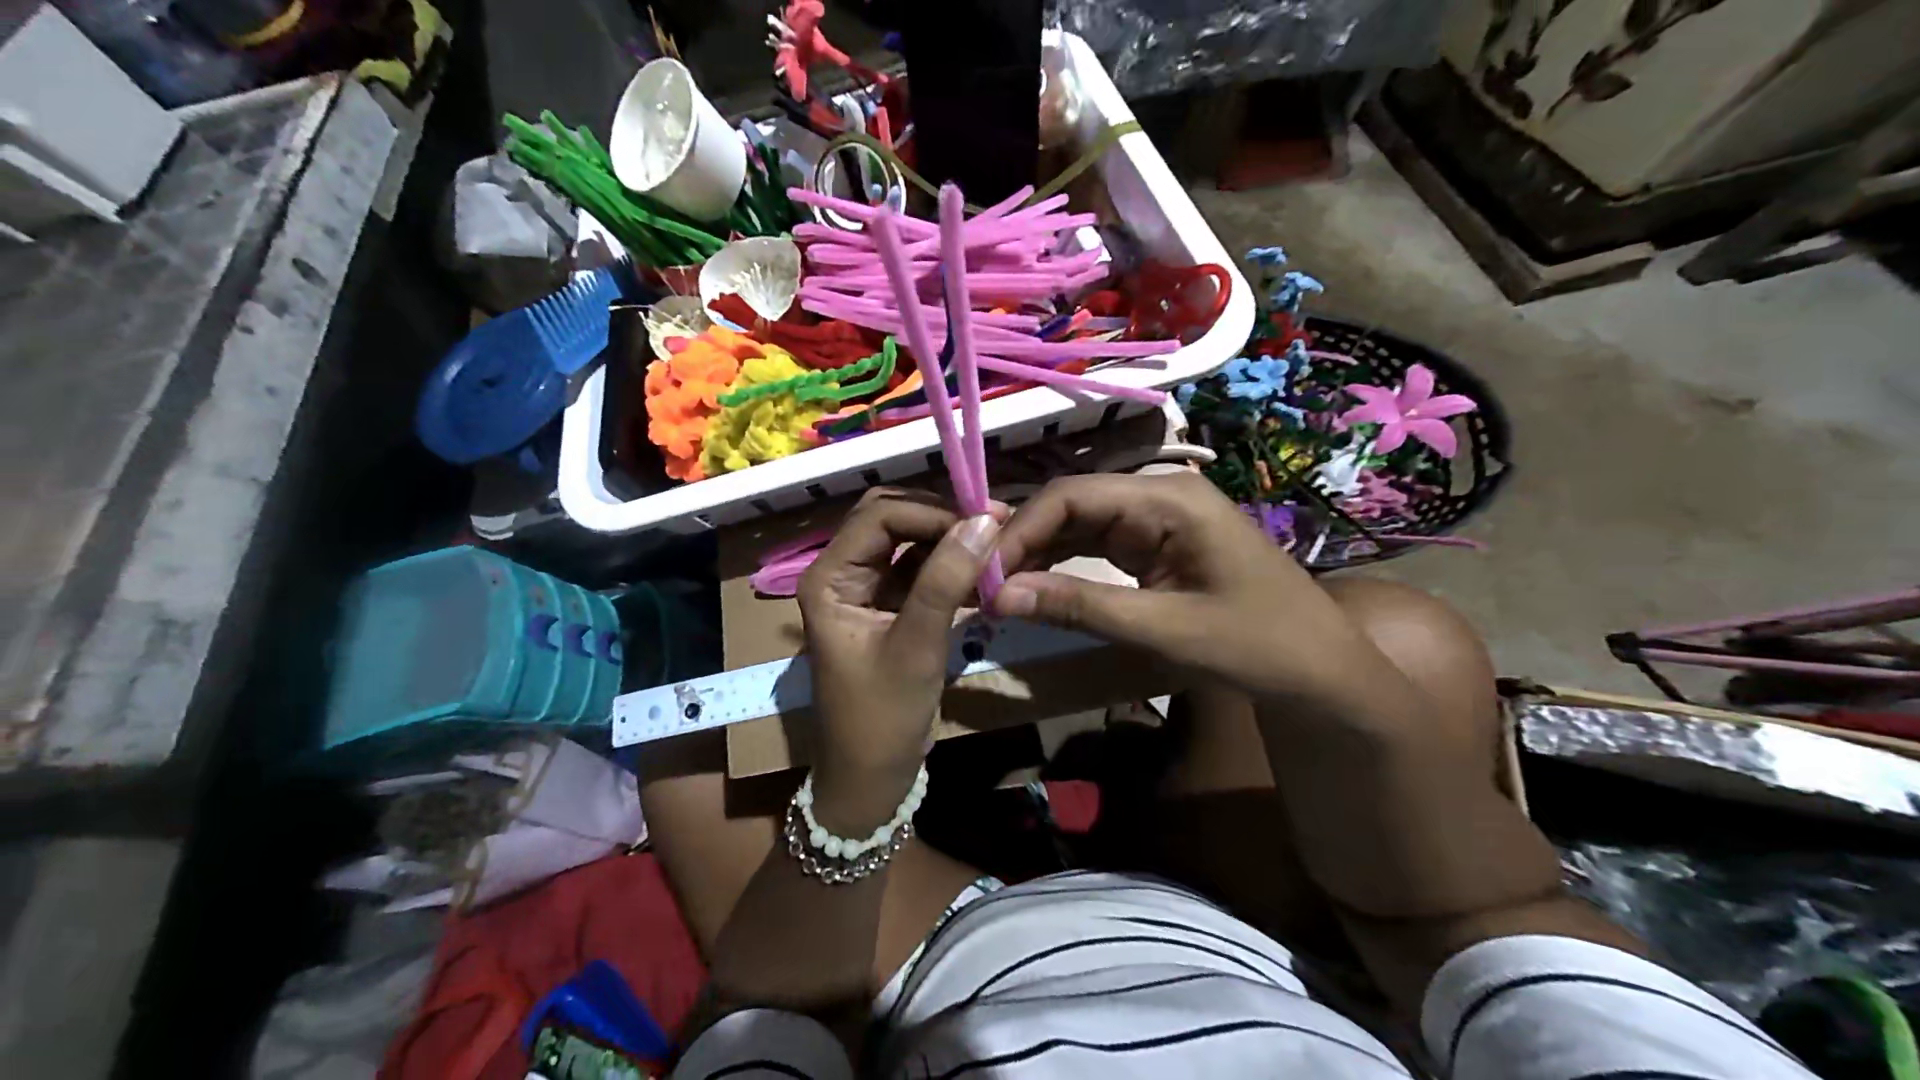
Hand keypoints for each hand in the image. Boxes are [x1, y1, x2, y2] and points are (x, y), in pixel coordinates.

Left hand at [797, 489, 1000, 830]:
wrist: (870, 778)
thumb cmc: (882, 717)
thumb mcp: (916, 647)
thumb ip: (945, 581)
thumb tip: (984, 521)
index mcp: (830, 578)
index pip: (880, 516)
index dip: (931, 511)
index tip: (986, 521)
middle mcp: (842, 573)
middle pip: (890, 518)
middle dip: (939, 515)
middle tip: (994, 522)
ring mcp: (864, 589)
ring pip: (906, 540)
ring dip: (947, 537)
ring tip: (996, 540)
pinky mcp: (887, 607)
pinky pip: (918, 568)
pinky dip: (948, 564)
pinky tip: (983, 569)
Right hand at [988, 472, 1392, 718]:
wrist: (1320, 671)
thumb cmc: (1256, 644)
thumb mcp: (1163, 628)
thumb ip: (1080, 606)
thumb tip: (999, 597)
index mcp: (1168, 498)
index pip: (1073, 496)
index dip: (1021, 530)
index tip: (984, 574)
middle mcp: (1158, 495)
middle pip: (1072, 504)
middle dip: (1024, 542)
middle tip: (983, 585)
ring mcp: (1157, 518)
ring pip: (1079, 523)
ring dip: (1039, 554)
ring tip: (999, 589)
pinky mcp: (1155, 543)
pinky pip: (1096, 544)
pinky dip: (1063, 565)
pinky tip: (1035, 588)